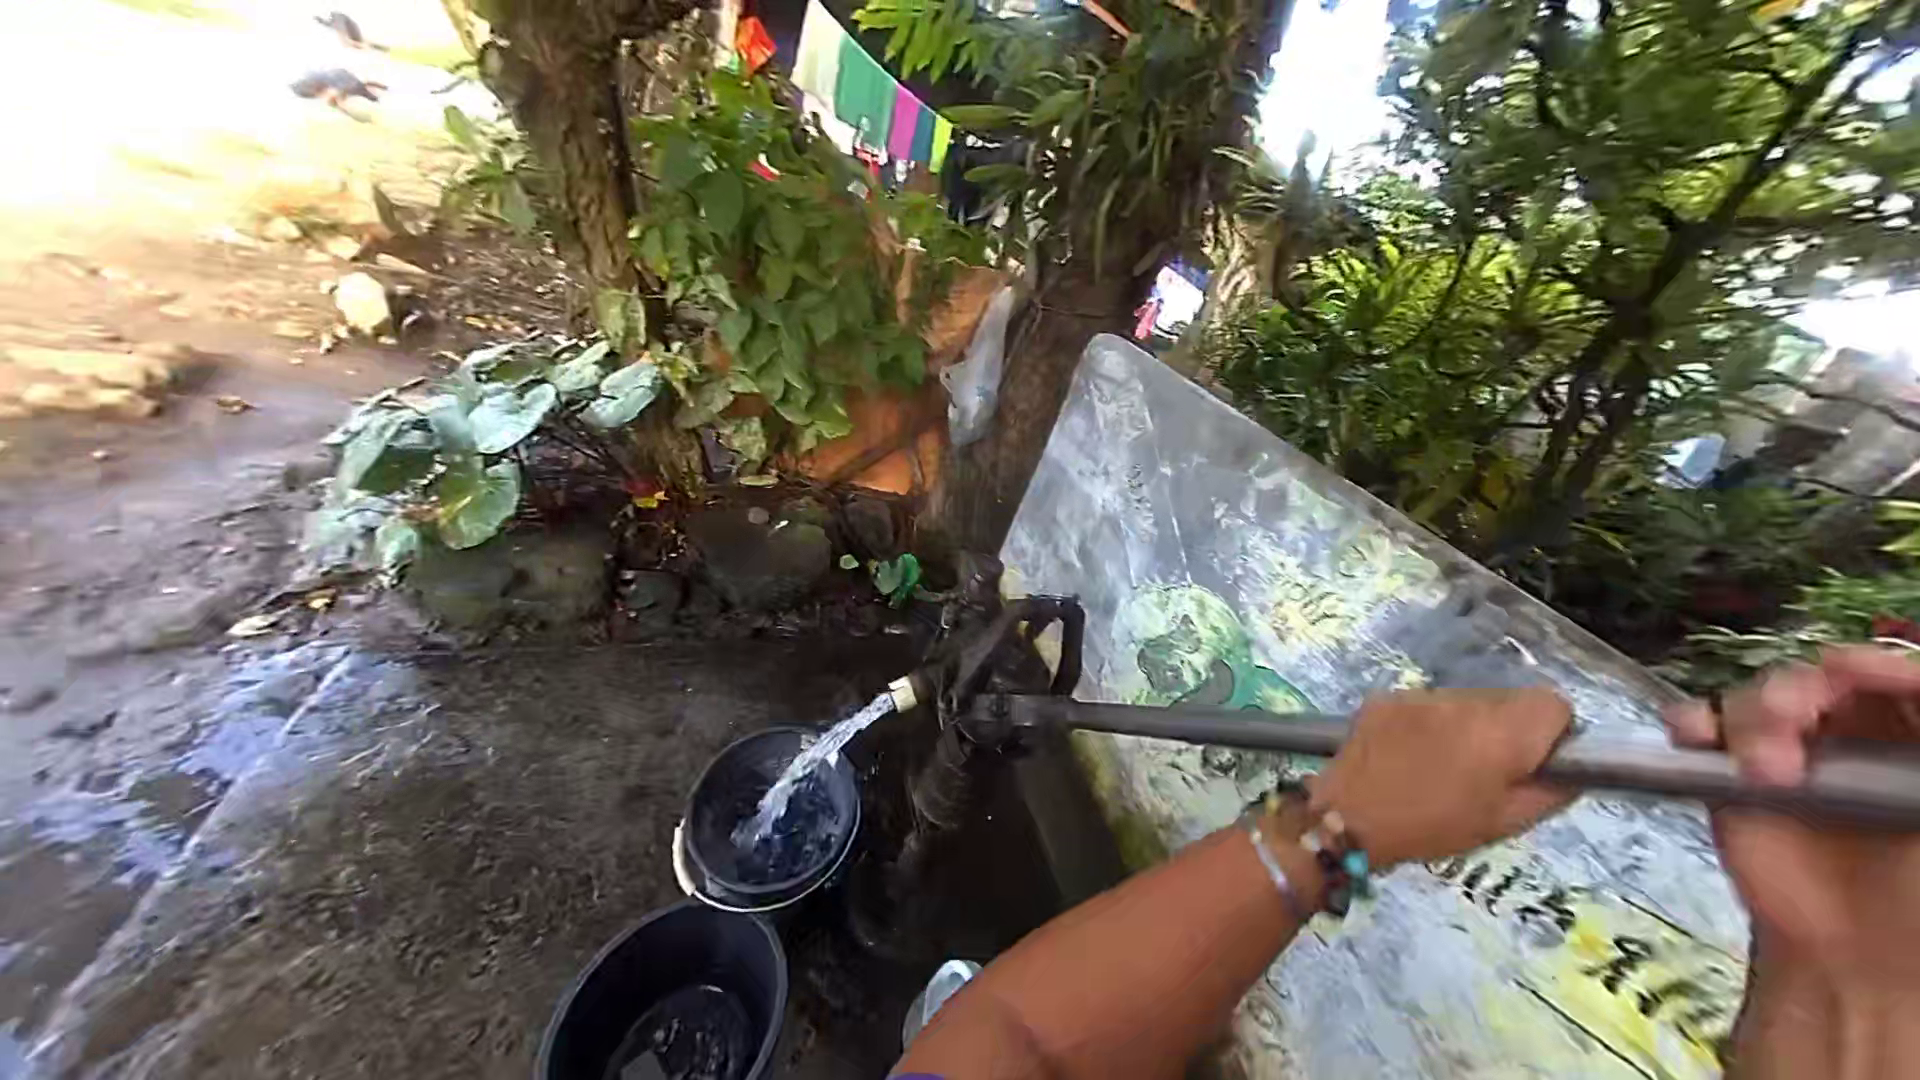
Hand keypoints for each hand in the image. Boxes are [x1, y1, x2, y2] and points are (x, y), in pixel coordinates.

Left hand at [1310, 688, 1574, 867]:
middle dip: (1506, 727)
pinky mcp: (1384, 697)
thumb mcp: (1507, 820)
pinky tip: (1410, 750)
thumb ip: (1550, 788)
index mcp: (1498, 733)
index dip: (1550, 729)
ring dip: (1465, 722)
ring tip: (1443, 761)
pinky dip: (1427, 721)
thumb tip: (1569, 766)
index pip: (1549, 701)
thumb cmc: (1434, 825)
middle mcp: (1458, 703)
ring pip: (1462, 699)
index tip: (1535, 756)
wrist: (1351, 813)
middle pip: (1504, 699)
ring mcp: (1416, 696)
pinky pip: (1424, 702)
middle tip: (1486, 766)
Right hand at [1667, 647, 1919, 986]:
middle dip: (1801, 691)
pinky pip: (1695, 723)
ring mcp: (1787, 752)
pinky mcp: (1726, 768)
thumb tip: (1899, 676)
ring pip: (1753, 698)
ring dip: (1751, 722)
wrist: (1866, 954)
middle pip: (1817, 680)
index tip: (1858, 669)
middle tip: (1796, 718)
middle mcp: (1859, 739)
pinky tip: (1697, 742)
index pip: (1902, 682)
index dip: (1880, 665)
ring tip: (1763, 770)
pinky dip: (1690, 724)